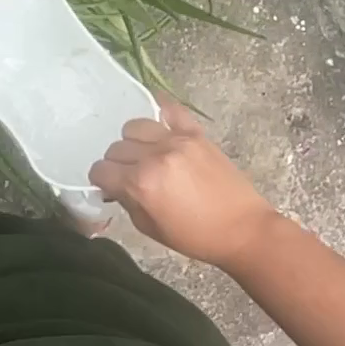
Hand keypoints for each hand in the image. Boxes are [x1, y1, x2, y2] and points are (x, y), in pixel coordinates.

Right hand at [88, 96, 281, 270]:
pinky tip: (158, 122)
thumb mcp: (149, 227)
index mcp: (140, 183)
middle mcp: (154, 156)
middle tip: (130, 175)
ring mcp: (176, 141)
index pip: (101, 169)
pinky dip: (160, 110)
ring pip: (135, 126)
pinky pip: (170, 109)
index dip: (101, 180)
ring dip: (133, 140)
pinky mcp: (196, 133)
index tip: (108, 185)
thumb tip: (115, 186)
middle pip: (116, 147)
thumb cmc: (195, 236)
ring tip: (146, 153)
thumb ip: (126, 201)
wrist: (243, 229)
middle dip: (117, 163)